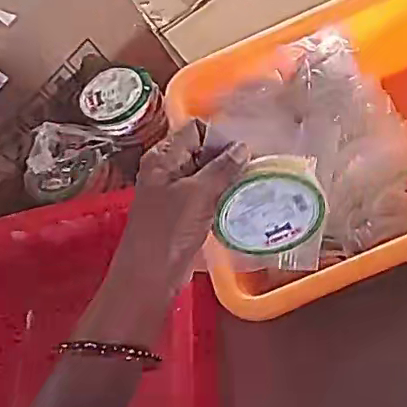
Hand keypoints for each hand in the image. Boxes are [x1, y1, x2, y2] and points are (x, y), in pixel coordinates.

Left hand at [111, 121, 247, 304]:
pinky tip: (242, 199)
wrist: (150, 276)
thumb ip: (222, 168)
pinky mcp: (184, 212)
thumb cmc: (169, 231)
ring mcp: (175, 192)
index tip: (246, 147)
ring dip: (228, 176)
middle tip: (257, 163)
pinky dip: (223, 194)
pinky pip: (207, 194)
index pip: (195, 130)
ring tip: (254, 179)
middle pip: (202, 150)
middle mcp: (167, 169)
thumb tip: (243, 147)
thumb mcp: (198, 194)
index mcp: (162, 157)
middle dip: (228, 155)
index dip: (220, 135)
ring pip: (207, 173)